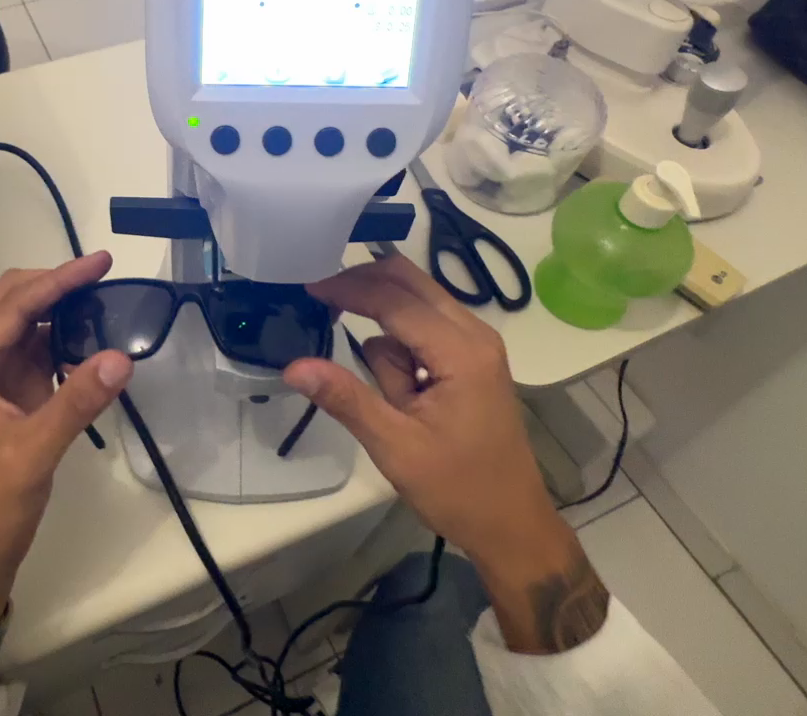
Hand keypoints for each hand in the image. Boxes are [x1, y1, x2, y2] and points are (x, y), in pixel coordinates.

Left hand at [0, 252, 132, 636]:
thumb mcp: (32, 453)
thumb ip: (76, 402)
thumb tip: (121, 358)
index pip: (15, 306)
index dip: (59, 280)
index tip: (100, 262)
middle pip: (15, 303)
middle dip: (56, 284)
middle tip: (103, 274)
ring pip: (28, 325)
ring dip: (62, 309)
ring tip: (106, 300)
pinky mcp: (12, 396)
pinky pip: (39, 353)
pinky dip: (66, 340)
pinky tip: (94, 341)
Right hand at [285, 252, 609, 654]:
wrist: (512, 525)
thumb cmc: (457, 489)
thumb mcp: (395, 447)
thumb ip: (346, 398)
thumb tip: (293, 366)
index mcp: (460, 352)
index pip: (395, 300)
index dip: (348, 289)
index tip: (307, 289)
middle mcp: (474, 334)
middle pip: (410, 282)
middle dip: (365, 285)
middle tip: (321, 300)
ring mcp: (476, 344)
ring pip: (417, 302)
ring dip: (385, 328)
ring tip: (388, 395)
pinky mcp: (472, 358)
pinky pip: (425, 327)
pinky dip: (399, 342)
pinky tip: (398, 391)